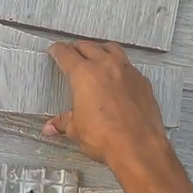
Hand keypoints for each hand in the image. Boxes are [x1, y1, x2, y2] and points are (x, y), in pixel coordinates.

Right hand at [43, 40, 163, 166]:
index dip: (58, 51)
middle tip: (71, 51)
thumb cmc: (104, 136)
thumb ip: (63, 123)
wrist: (137, 145)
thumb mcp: (76, 130)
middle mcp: (106, 67)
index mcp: (84, 75)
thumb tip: (50, 127)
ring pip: (111, 49)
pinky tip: (116, 74)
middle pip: (89, 47)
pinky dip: (118, 64)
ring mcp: (127, 71)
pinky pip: (128, 64)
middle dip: (77, 47)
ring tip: (95, 54)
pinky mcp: (142, 81)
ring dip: (100, 48)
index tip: (55, 50)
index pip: (67, 55)